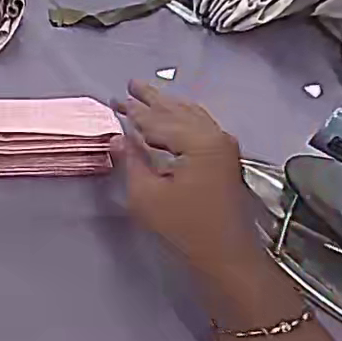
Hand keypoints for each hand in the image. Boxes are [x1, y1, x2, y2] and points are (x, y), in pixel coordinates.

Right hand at [111, 81, 256, 274]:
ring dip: (168, 105)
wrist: (226, 256)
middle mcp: (215, 136)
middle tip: (131, 84)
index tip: (115, 100)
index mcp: (197, 141)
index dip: (134, 111)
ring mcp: (224, 146)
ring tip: (148, 94)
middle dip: (153, 99)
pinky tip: (175, 116)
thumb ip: (132, 162)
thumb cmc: (184, 228)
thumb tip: (119, 137)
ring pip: (192, 116)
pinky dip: (183, 117)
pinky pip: (201, 126)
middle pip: (178, 111)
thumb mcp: (147, 196)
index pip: (158, 120)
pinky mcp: (225, 158)